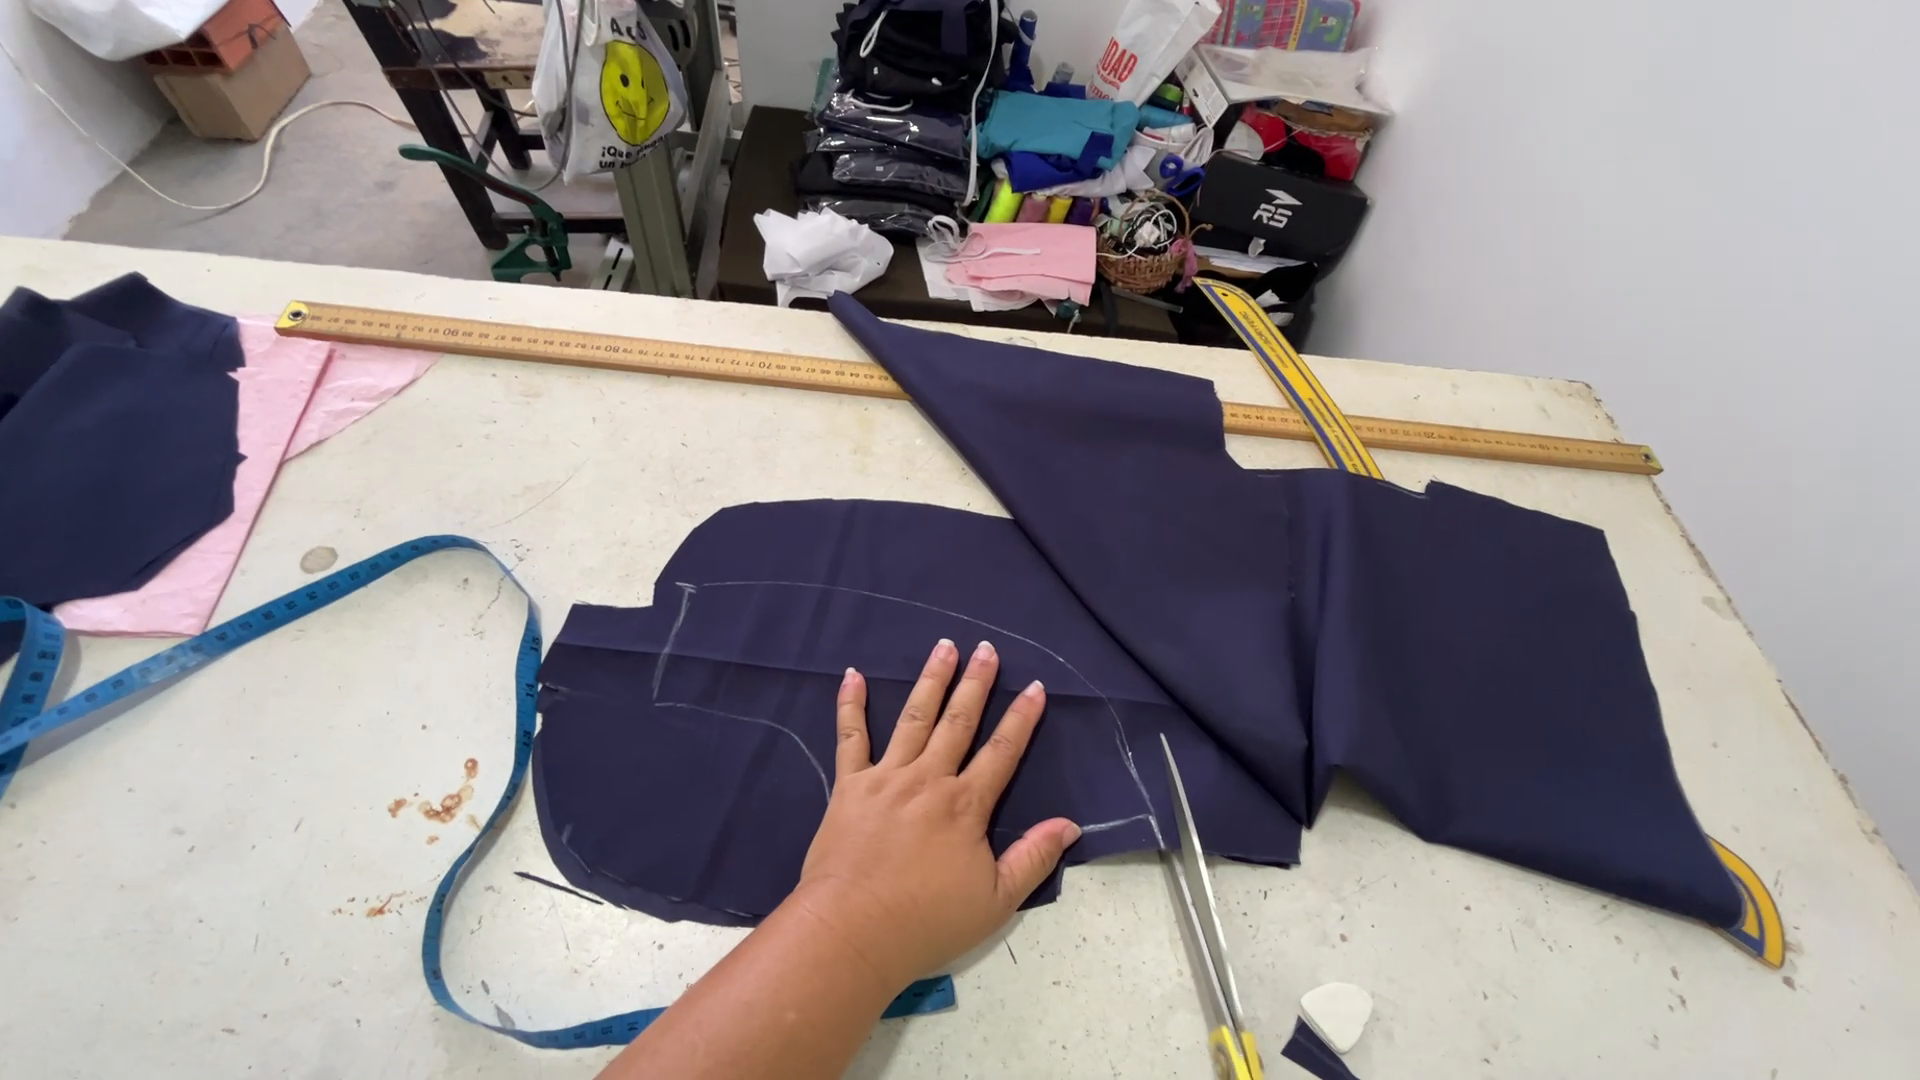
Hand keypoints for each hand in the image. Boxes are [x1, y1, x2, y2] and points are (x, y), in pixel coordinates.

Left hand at [780, 638, 1082, 994]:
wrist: (852, 933)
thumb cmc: (926, 921)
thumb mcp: (996, 901)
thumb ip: (1033, 858)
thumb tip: (1070, 824)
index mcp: (965, 805)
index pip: (1002, 752)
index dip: (1021, 718)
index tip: (1034, 686)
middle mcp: (929, 780)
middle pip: (959, 722)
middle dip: (976, 683)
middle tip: (986, 648)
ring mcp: (887, 777)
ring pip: (914, 718)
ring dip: (931, 680)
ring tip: (944, 647)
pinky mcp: (850, 786)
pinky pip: (851, 737)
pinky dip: (852, 705)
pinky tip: (853, 675)